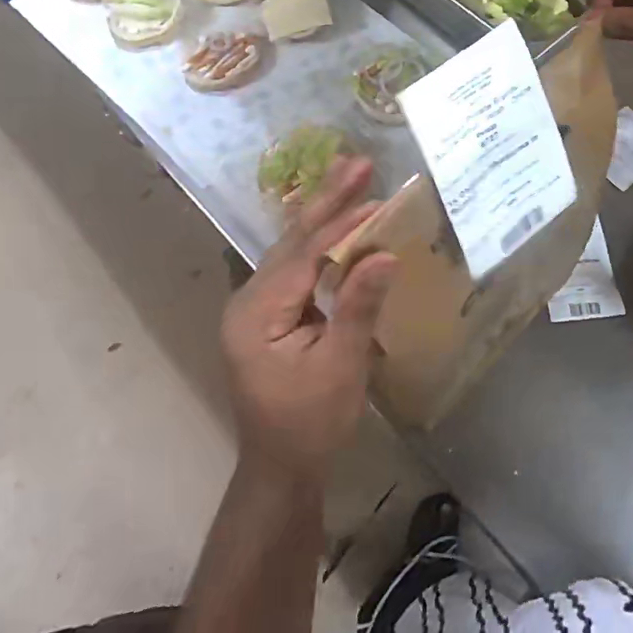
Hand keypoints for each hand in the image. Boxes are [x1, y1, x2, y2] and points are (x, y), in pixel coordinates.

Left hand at [221, 157, 398, 480]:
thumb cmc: (310, 424)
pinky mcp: (268, 314)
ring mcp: (255, 306)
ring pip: (292, 250)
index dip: (340, 223)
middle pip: (293, 242)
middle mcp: (248, 300)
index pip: (303, 255)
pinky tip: (339, 225)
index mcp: (256, 313)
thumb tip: (384, 253)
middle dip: (327, 202)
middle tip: (357, 163)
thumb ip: (358, 307)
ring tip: (352, 181)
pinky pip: (296, 267)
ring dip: (324, 217)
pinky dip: (320, 243)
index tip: (373, 193)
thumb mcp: (339, 367)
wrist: (281, 468)